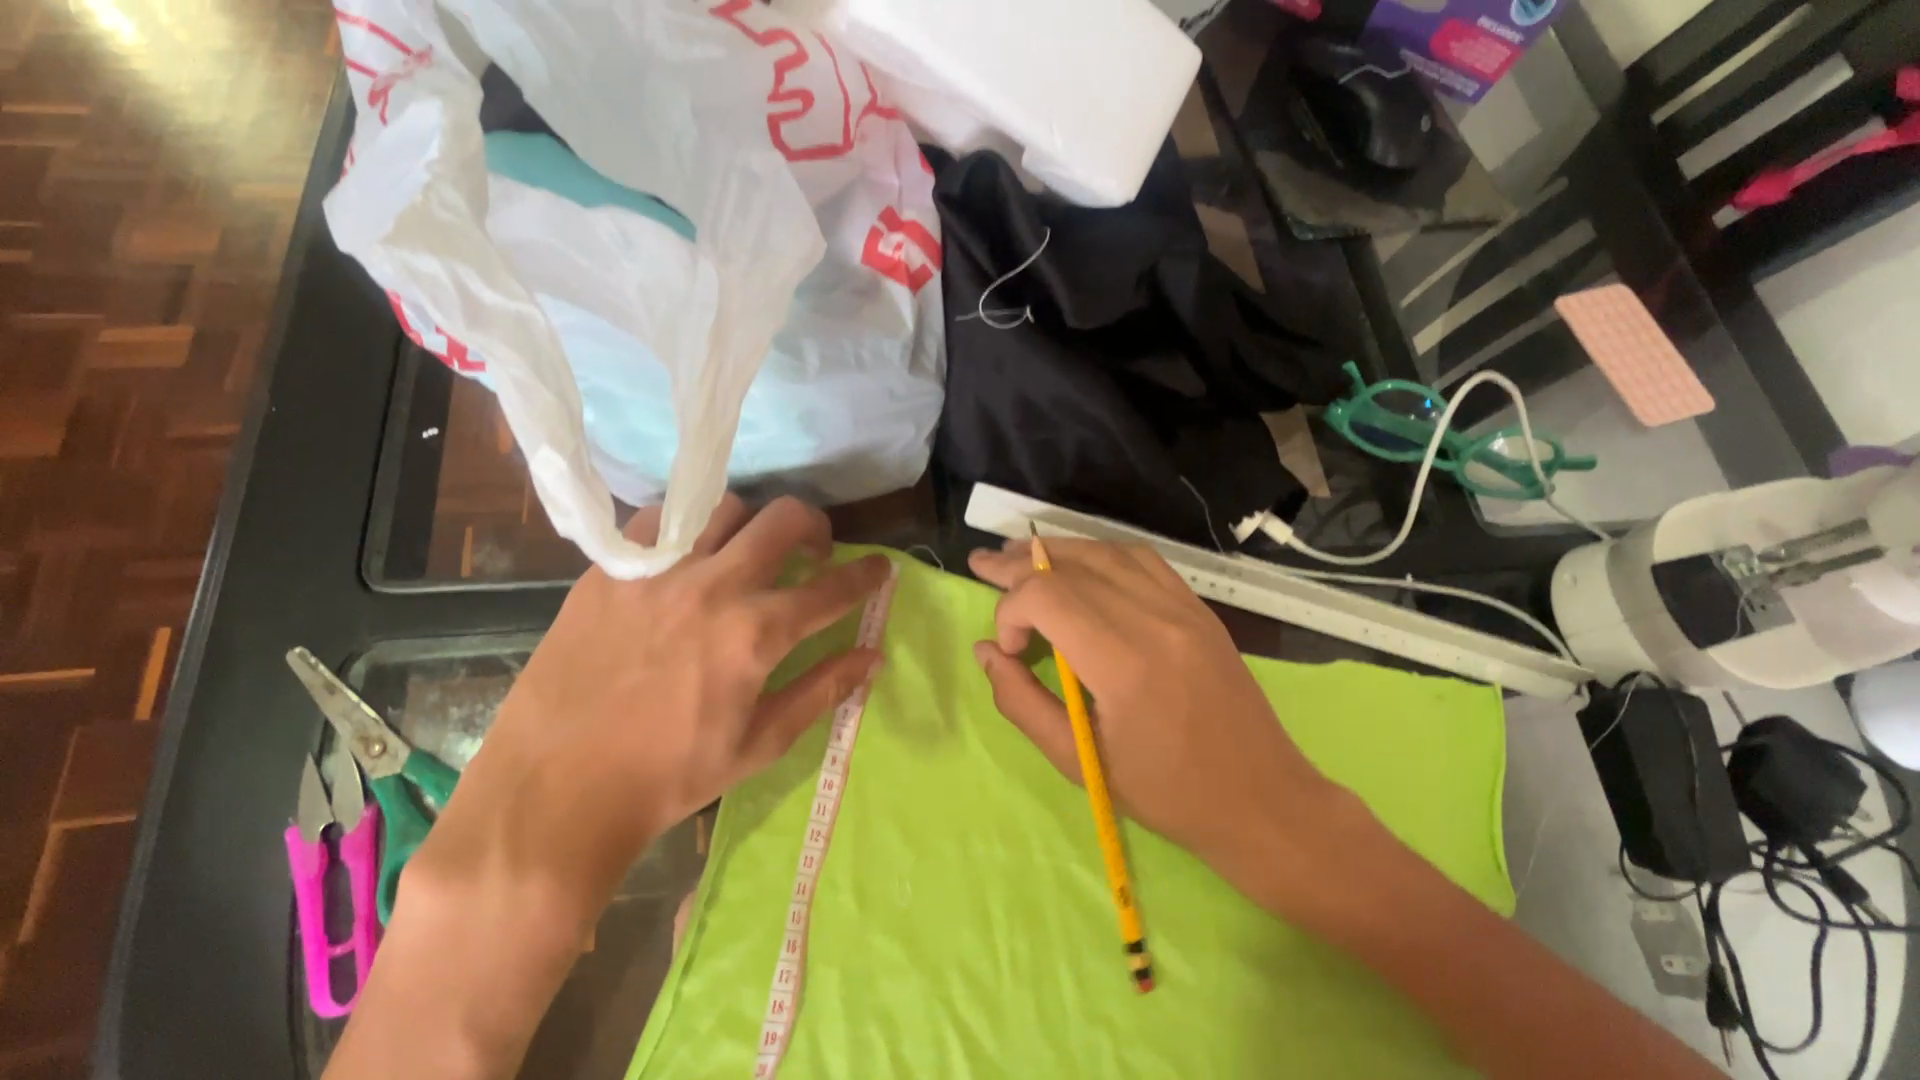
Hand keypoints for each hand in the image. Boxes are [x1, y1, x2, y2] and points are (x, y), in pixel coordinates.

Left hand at [419, 495, 888, 926]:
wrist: (557, 788)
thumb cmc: (667, 778)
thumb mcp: (757, 745)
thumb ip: (819, 692)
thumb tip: (871, 657)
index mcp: (754, 634)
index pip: (830, 589)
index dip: (865, 575)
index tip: (880, 566)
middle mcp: (712, 587)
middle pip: (784, 520)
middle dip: (816, 526)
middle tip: (815, 549)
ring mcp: (656, 572)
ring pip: (722, 507)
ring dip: (751, 522)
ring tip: (747, 550)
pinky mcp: (609, 572)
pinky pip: (657, 521)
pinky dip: (686, 528)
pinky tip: (684, 558)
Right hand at [968, 539, 1344, 887]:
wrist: (1260, 799)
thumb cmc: (1166, 793)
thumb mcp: (1078, 762)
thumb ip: (1021, 701)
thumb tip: (985, 652)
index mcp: (1124, 661)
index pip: (1047, 595)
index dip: (1010, 610)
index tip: (1009, 650)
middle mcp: (1156, 618)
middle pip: (1072, 564)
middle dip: (1020, 566)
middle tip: (981, 566)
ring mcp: (1184, 608)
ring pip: (1107, 551)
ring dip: (1059, 552)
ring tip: (1020, 560)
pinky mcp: (1200, 610)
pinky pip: (1143, 561)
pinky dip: (1102, 555)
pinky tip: (1081, 567)